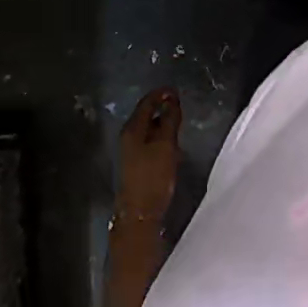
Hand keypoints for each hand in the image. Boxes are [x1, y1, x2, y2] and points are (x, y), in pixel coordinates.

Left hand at [115, 88, 181, 221]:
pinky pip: (148, 142)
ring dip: (162, 124)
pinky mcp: (135, 164)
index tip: (176, 90)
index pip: (146, 103)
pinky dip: (159, 138)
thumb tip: (171, 99)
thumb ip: (169, 121)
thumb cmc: (153, 177)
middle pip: (145, 115)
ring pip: (147, 130)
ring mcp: (130, 151)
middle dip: (162, 108)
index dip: (161, 94)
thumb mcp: (166, 145)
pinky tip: (171, 145)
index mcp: (132, 128)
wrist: (139, 215)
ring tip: (178, 124)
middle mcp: (128, 136)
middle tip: (179, 106)